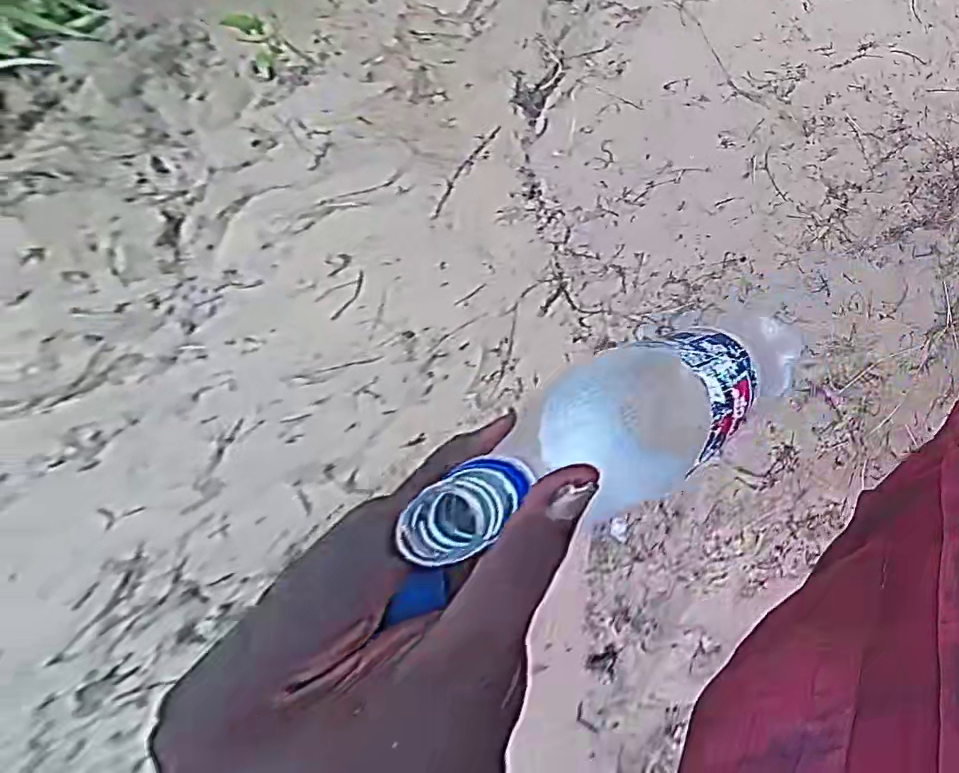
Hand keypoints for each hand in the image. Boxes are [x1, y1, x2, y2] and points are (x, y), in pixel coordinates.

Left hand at [150, 415, 597, 772]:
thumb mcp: (478, 661)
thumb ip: (521, 561)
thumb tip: (566, 484)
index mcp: (249, 677)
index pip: (365, 539)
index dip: (449, 484)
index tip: (510, 439)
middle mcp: (233, 669)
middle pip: (365, 548)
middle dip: (454, 517)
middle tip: (524, 493)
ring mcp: (256, 673)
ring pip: (370, 566)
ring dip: (445, 546)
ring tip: (497, 551)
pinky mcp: (290, 673)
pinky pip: (367, 593)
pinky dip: (427, 575)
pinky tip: (463, 583)